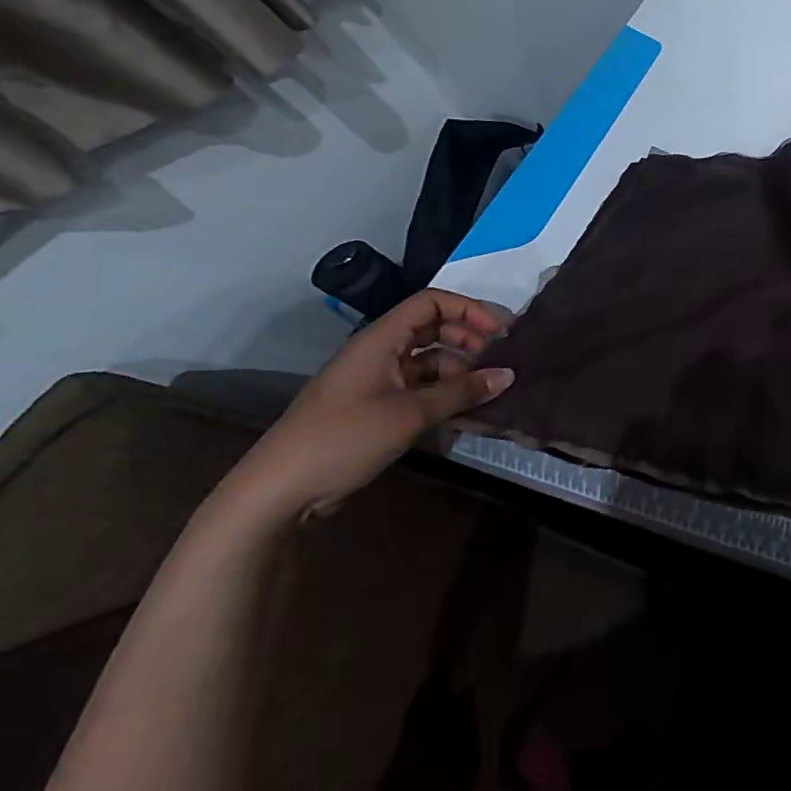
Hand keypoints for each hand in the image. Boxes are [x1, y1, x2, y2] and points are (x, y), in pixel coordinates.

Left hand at [218, 289, 513, 524]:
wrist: (283, 487)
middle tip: (501, 362)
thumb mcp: (408, 414)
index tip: (501, 332)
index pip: (431, 303)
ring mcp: (378, 381)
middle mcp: (380, 352)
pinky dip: (444, 396)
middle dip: (469, 340)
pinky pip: (420, 390)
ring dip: (459, 372)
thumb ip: (460, 392)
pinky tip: (468, 412)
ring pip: (428, 362)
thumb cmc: (345, 437)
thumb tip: (508, 375)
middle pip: (432, 330)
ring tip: (490, 391)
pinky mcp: (377, 408)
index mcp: (381, 338)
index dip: (468, 310)